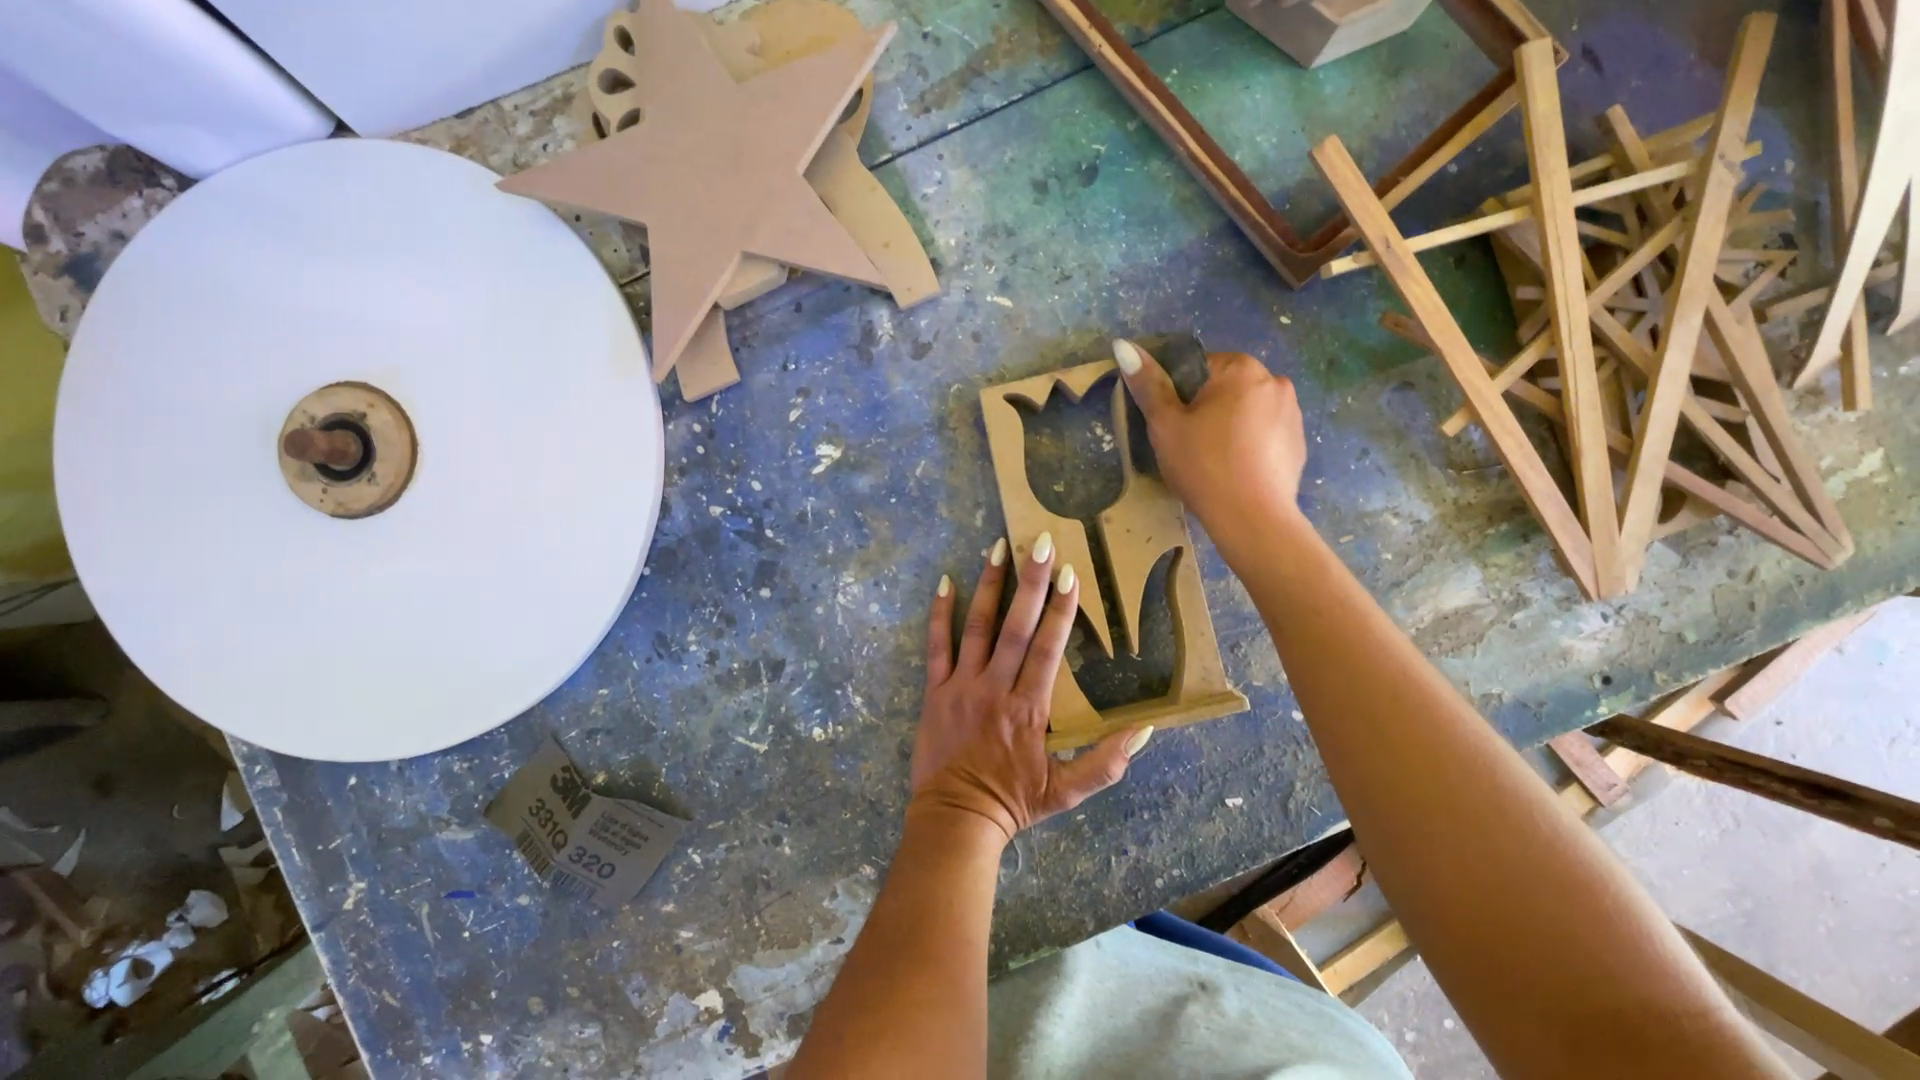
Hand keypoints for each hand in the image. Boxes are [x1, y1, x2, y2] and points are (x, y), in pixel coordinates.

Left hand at [910, 536, 1150, 841]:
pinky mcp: (935, 692)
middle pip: (1016, 627)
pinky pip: (936, 646)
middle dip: (1031, 582)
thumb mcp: (1067, 791)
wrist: (956, 819)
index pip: (1048, 648)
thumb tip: (1146, 730)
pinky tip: (946, 582)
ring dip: (990, 586)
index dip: (1060, 610)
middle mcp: (996, 689)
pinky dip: (940, 614)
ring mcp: (962, 687)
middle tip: (1040, 542)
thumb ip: (1107, 762)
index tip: (1070, 574)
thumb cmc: (1013, 803)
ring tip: (998, 547)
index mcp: (1030, 708)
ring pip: (977, 628)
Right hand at [1113, 339, 1307, 546]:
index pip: (1199, 368)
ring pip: (1248, 411)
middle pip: (1226, 388)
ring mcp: (1292, 412)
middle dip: (1208, 410)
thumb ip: (1148, 384)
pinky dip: (1252, 446)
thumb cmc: (1203, 465)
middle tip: (1190, 447)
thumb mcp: (1165, 425)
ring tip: (1215, 462)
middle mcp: (1273, 380)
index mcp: (1239, 368)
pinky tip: (1238, 472)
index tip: (1174, 426)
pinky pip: (1267, 434)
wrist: (1252, 518)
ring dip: (1231, 426)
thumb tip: (1123, 345)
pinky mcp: (1299, 443)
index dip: (1180, 396)